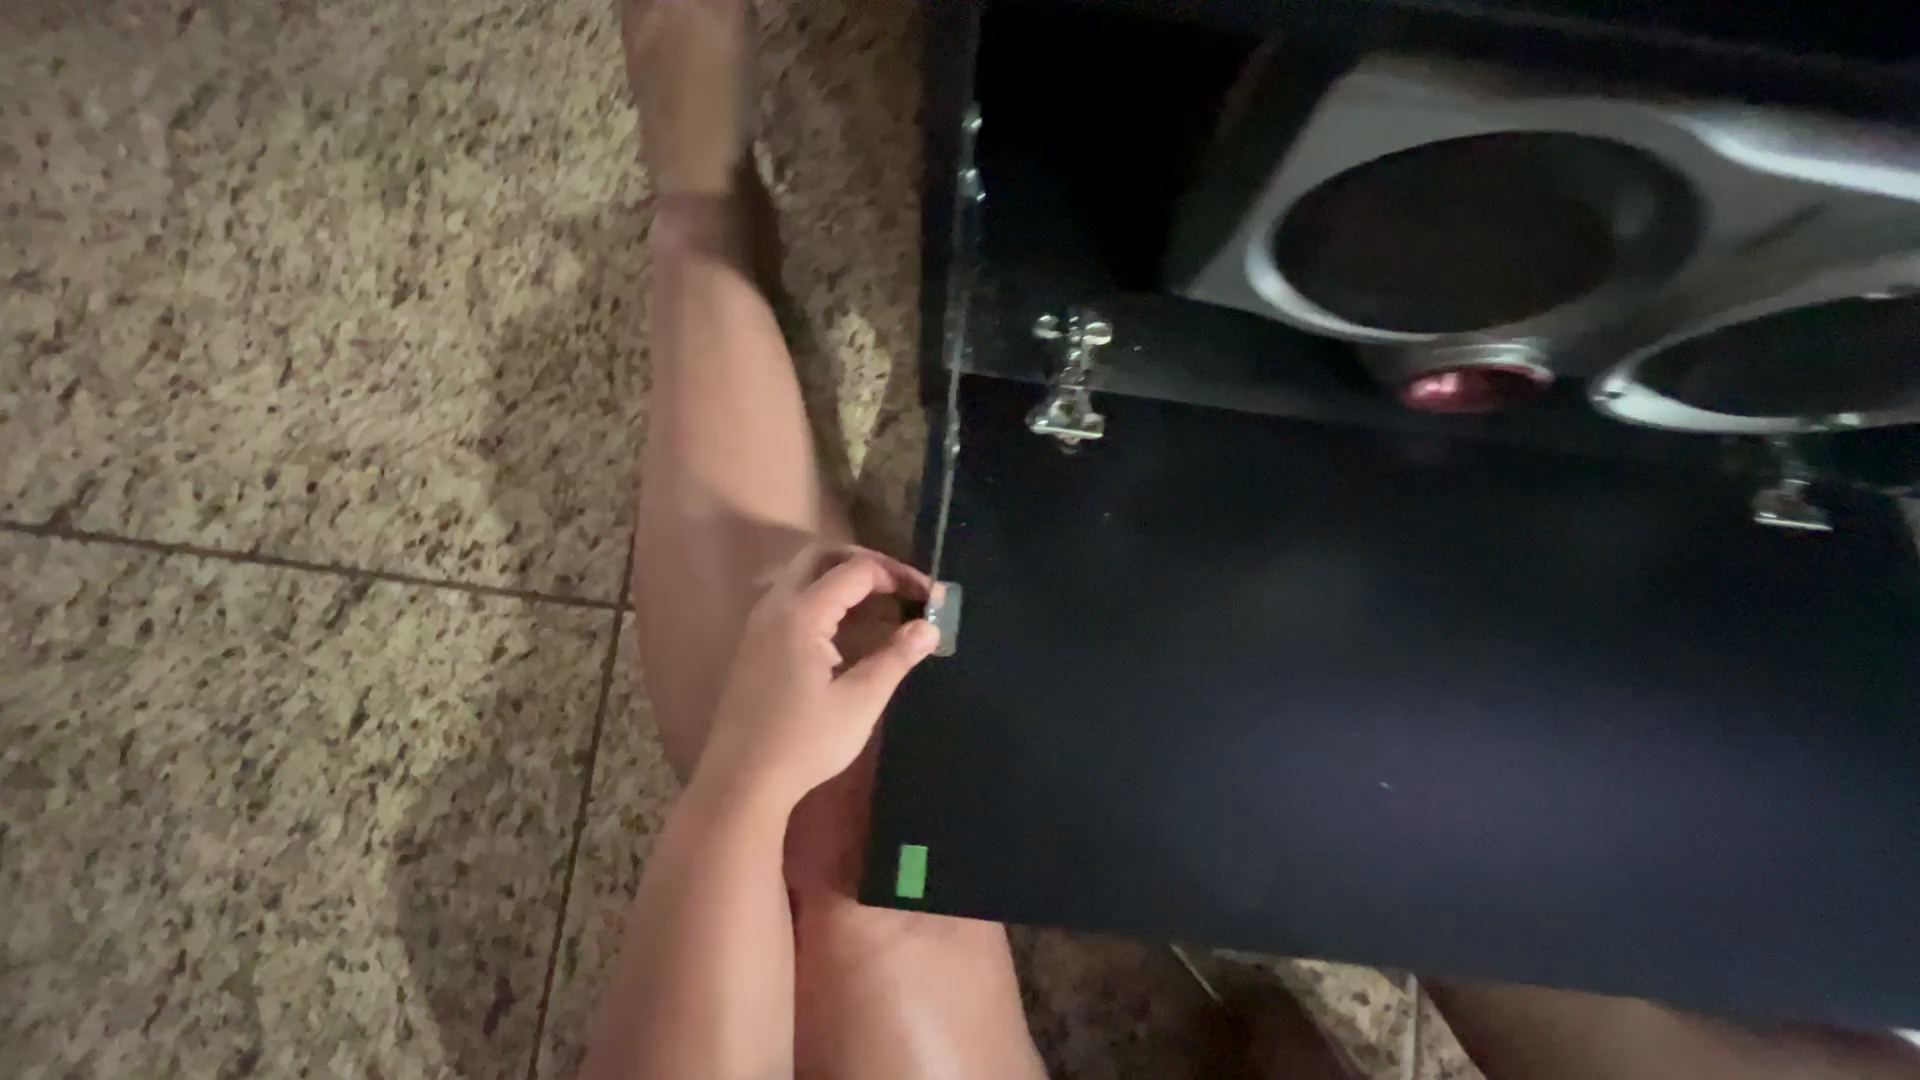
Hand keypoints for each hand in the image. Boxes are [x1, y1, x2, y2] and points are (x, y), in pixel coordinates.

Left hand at [697, 545, 942, 808]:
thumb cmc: (804, 743)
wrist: (741, 781)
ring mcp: (761, 623)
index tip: (931, 598)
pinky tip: (851, 632)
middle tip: (904, 589)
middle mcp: (776, 606)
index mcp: (802, 614)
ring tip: (885, 608)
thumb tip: (930, 628)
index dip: (899, 576)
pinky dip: (827, 600)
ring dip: (846, 582)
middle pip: (824, 557)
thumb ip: (896, 657)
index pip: (857, 570)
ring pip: (806, 576)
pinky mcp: (756, 643)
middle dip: (869, 565)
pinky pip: (794, 600)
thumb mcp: (860, 702)